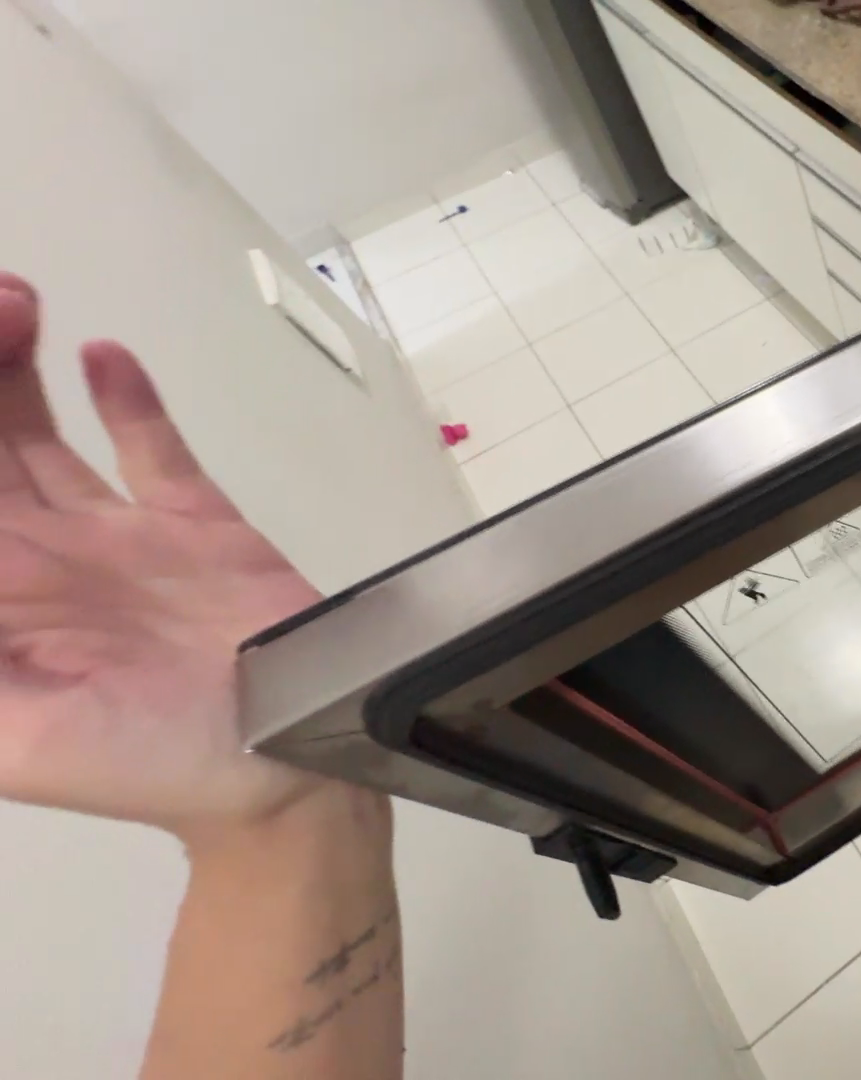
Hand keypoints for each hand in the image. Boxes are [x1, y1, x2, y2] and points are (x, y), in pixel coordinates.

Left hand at [0, 272, 337, 844]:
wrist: (276, 760)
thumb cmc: (147, 760)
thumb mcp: (13, 733)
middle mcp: (32, 553)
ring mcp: (119, 536)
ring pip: (38, 435)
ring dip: (13, 369)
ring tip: (12, 302)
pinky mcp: (200, 530)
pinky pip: (155, 456)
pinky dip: (130, 405)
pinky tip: (103, 356)